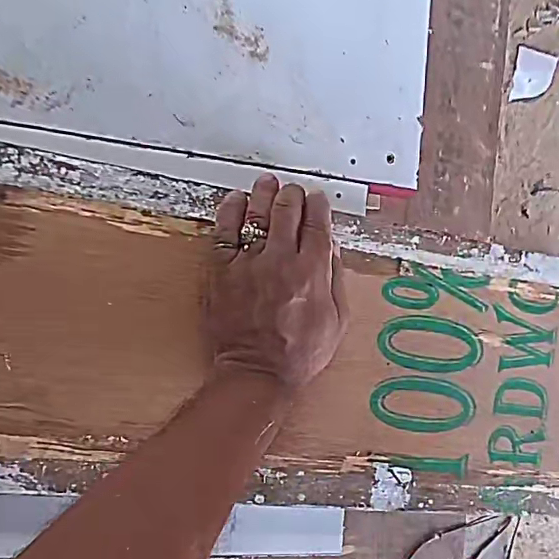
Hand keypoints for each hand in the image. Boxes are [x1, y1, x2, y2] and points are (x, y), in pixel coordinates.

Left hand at [206, 175, 348, 389]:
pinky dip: (231, 211)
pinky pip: (224, 230)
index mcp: (312, 271)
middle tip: (292, 193)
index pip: (317, 224)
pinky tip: (237, 202)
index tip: (317, 202)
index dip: (318, 207)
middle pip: (287, 210)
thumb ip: (335, 281)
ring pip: (256, 213)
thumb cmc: (298, 355)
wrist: (256, 373)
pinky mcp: (221, 271)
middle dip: (292, 196)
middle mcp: (280, 260)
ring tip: (267, 185)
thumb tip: (331, 250)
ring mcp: (248, 264)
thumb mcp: (336, 322)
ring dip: (264, 194)